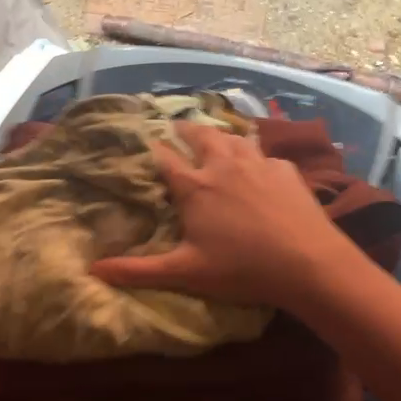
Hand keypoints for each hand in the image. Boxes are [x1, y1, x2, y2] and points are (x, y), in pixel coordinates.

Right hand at [90, 122, 367, 311]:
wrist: (308, 262)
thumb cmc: (241, 269)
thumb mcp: (185, 273)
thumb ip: (138, 271)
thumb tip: (93, 271)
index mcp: (195, 186)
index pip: (164, 158)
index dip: (150, 148)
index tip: (141, 141)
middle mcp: (223, 164)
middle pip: (199, 135)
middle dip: (184, 129)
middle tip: (175, 127)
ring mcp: (257, 163)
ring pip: (232, 138)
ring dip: (218, 135)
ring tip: (213, 138)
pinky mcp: (285, 170)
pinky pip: (263, 154)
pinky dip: (253, 155)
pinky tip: (257, 165)